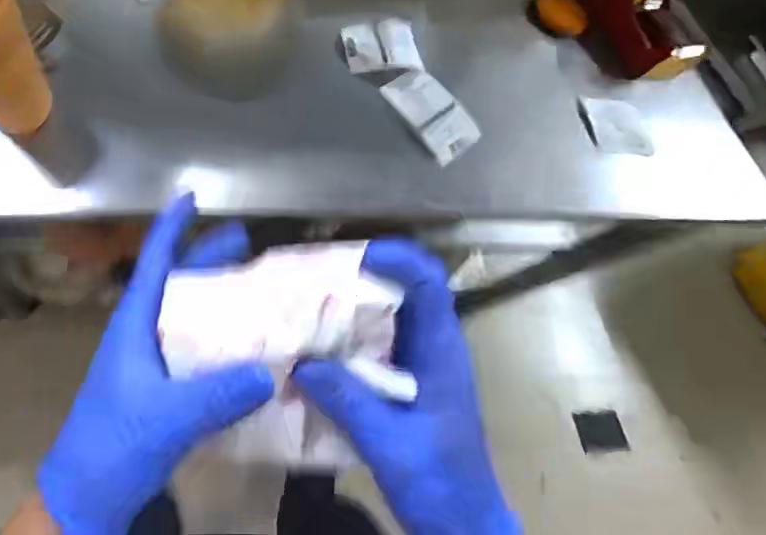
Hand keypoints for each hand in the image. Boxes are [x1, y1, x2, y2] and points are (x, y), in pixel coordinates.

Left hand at [36, 194, 274, 534]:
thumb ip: (217, 395)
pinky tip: (244, 346)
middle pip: (176, 281)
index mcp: (134, 324)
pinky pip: (193, 347)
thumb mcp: (166, 418)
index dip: (170, 226)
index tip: (190, 196)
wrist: (82, 501)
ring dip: (215, 295)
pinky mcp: (159, 388)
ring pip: (186, 313)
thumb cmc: (113, 444)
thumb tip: (269, 370)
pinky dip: (217, 336)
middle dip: (206, 256)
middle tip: (245, 240)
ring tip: (251, 284)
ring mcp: (148, 361)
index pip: (154, 261)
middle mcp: (141, 333)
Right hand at [292, 241, 520, 534]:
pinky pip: (386, 335)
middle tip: (325, 272)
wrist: (464, 525)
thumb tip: (300, 362)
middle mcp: (436, 343)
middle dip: (369, 270)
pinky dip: (358, 327)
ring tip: (318, 298)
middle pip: (409, 285)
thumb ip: (347, 401)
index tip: (356, 258)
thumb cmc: (439, 483)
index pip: (429, 280)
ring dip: (361, 298)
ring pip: (396, 308)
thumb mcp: (388, 444)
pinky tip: (327, 341)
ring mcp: (426, 359)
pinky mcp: (413, 377)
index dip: (397, 257)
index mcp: (441, 348)